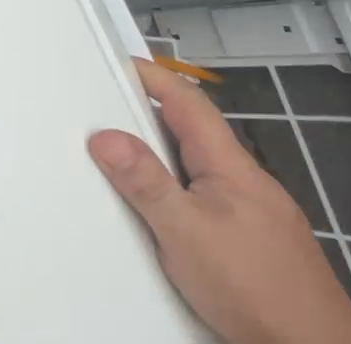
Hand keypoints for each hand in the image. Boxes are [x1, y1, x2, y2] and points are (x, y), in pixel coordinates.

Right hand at [89, 57, 350, 343]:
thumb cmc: (254, 288)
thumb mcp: (184, 232)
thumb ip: (145, 182)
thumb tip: (106, 137)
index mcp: (233, 170)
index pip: (190, 104)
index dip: (152, 77)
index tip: (113, 62)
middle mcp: (246, 184)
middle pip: (190, 132)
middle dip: (143, 116)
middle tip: (97, 107)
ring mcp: (252, 212)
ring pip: (194, 166)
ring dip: (154, 154)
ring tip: (112, 155)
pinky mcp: (249, 238)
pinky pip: (200, 194)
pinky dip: (168, 185)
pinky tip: (149, 205)